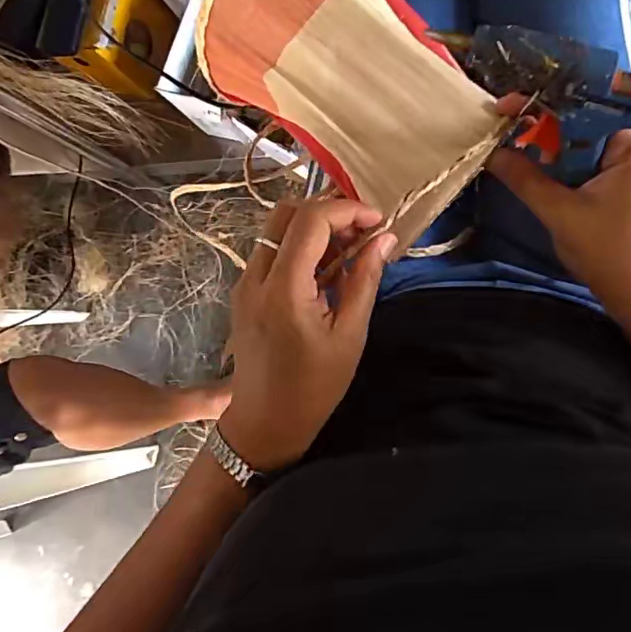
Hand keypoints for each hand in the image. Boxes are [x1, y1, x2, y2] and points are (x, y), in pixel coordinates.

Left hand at [221, 198, 395, 472]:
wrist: (265, 422)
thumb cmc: (314, 386)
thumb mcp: (350, 334)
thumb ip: (365, 279)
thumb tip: (385, 239)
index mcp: (283, 288)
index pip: (311, 220)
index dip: (347, 210)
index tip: (378, 222)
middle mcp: (256, 277)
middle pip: (287, 213)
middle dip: (329, 210)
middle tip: (362, 230)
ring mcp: (246, 283)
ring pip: (277, 228)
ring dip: (315, 226)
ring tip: (350, 247)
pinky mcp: (246, 291)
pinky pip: (273, 250)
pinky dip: (301, 245)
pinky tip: (328, 267)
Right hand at [485, 108, 630, 317]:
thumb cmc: (607, 252)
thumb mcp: (558, 212)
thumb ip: (524, 177)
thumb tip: (493, 152)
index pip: (585, 108)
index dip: (544, 105)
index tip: (510, 107)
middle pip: (584, 123)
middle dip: (545, 127)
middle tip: (510, 131)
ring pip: (584, 144)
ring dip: (554, 149)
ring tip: (522, 152)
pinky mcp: (626, 187)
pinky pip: (591, 163)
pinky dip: (567, 166)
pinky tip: (545, 173)